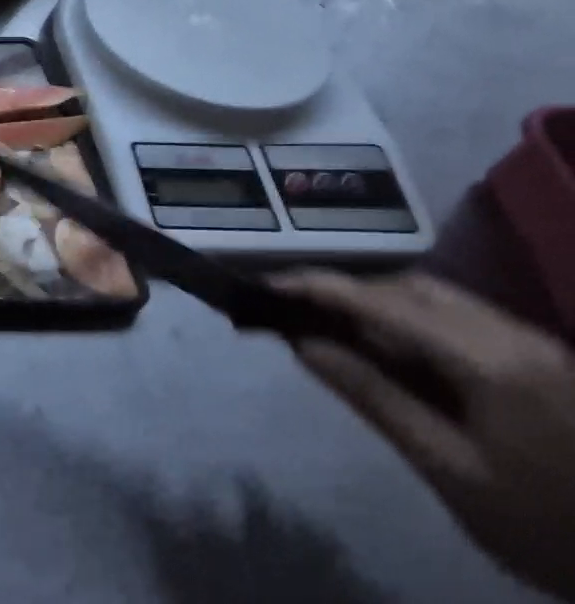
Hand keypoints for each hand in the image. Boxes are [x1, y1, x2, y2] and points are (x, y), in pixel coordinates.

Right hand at [275, 270, 574, 599]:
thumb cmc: (545, 522)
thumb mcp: (447, 468)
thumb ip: (374, 398)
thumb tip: (304, 345)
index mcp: (492, 362)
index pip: (385, 304)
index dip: (319, 289)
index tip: (263, 287)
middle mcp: (518, 339)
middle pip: (414, 290)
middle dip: (348, 292)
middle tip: (292, 312)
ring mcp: (540, 349)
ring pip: (440, 301)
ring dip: (380, 306)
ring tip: (333, 332)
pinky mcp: (548, 364)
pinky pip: (465, 322)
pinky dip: (413, 323)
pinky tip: (391, 352)